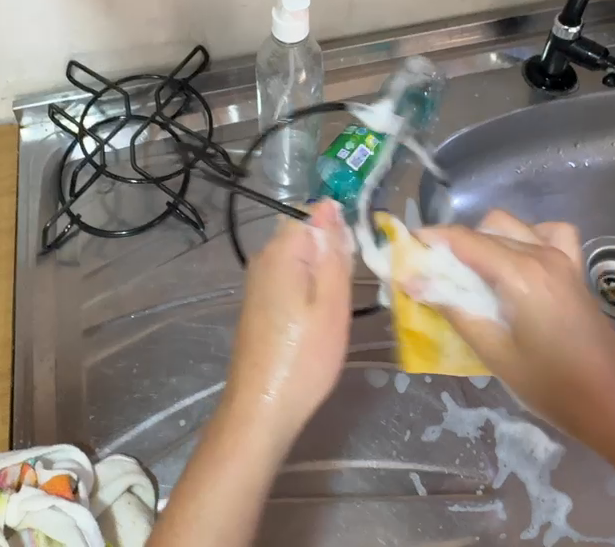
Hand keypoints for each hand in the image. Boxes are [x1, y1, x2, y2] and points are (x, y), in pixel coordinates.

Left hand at [220, 201, 353, 446]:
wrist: (262, 407)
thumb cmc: (305, 357)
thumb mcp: (332, 304)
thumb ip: (333, 253)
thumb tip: (330, 207)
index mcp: (280, 251)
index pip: (311, 213)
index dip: (338, 228)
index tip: (357, 258)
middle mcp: (263, 257)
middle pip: (303, 235)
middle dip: (330, 251)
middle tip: (348, 289)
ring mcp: (257, 280)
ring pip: (297, 258)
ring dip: (321, 272)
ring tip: (337, 306)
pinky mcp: (258, 301)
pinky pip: (288, 277)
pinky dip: (307, 288)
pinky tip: (318, 318)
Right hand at [414, 211, 614, 434]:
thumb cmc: (550, 385)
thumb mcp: (492, 350)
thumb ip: (451, 308)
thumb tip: (411, 281)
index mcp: (518, 273)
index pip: (461, 239)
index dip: (428, 240)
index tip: (403, 251)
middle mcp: (539, 254)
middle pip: (481, 230)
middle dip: (451, 245)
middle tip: (431, 273)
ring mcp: (561, 258)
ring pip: (510, 225)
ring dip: (484, 237)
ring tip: (471, 270)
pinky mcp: (574, 268)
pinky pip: (548, 232)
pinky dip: (527, 235)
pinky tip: (517, 259)